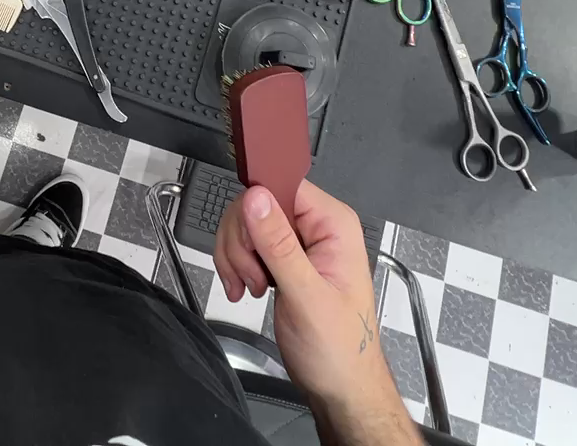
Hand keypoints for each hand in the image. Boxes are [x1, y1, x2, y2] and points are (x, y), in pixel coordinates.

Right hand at [215, 182, 403, 417]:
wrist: (340, 391)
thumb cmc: (339, 351)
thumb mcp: (307, 297)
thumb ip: (279, 245)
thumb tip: (256, 197)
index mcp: (332, 223)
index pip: (280, 185)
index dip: (256, 210)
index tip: (249, 245)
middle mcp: (316, 225)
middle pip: (257, 203)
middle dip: (241, 240)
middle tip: (251, 276)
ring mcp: (299, 240)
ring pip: (246, 222)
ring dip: (236, 255)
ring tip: (249, 287)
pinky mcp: (283, 256)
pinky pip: (246, 242)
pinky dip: (236, 264)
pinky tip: (243, 288)